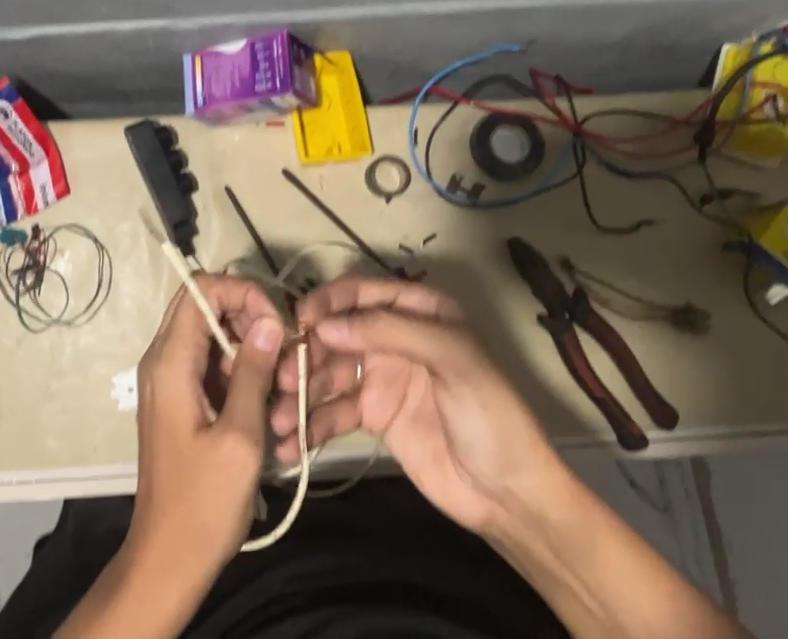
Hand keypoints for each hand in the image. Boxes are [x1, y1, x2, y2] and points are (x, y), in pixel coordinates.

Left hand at [128, 274, 286, 579]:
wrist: (169, 558)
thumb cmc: (204, 502)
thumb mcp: (240, 436)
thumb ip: (254, 373)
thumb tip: (270, 321)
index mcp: (170, 362)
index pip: (201, 289)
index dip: (242, 292)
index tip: (276, 323)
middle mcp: (163, 361)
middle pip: (206, 307)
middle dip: (250, 318)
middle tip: (284, 353)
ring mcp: (170, 381)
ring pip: (213, 336)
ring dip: (250, 349)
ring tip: (282, 384)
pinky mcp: (181, 401)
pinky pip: (212, 365)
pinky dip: (241, 372)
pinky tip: (269, 402)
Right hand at [270, 277, 562, 536]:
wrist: (509, 494)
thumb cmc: (491, 414)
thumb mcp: (452, 359)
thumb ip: (389, 332)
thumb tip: (323, 326)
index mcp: (420, 312)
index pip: (362, 293)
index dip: (328, 302)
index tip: (299, 323)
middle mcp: (395, 338)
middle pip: (336, 334)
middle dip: (305, 355)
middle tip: (279, 380)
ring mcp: (381, 377)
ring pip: (327, 374)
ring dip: (299, 394)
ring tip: (279, 421)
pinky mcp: (372, 416)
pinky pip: (332, 412)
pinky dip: (309, 426)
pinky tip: (290, 445)